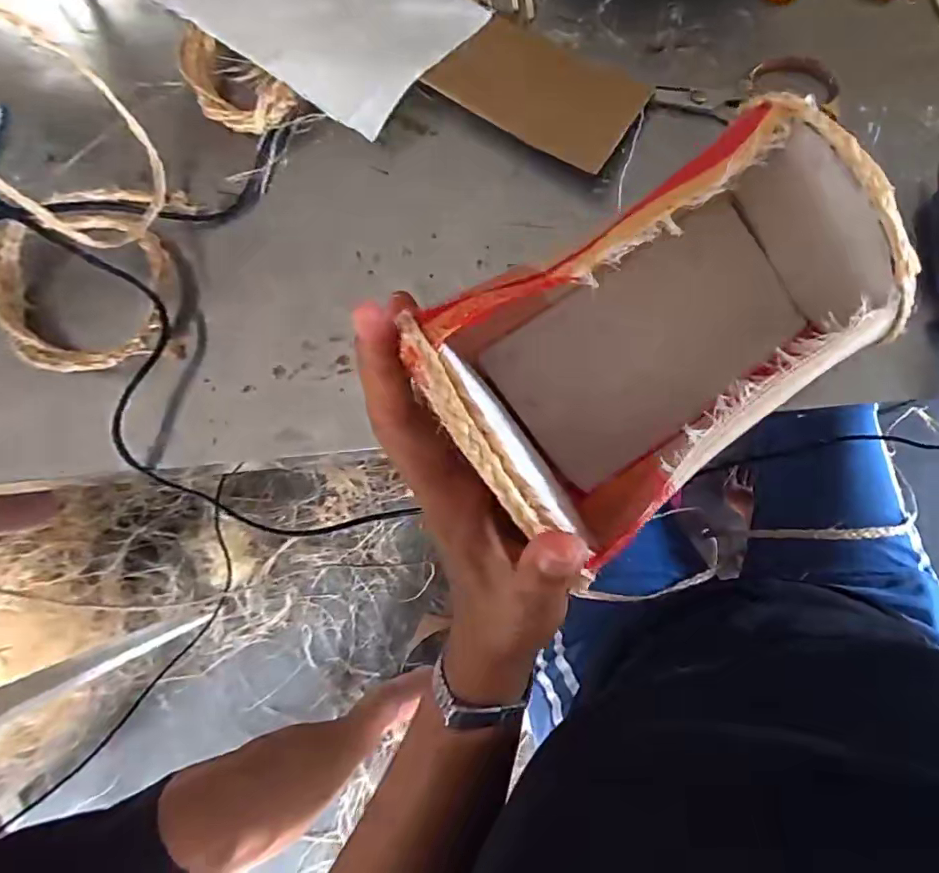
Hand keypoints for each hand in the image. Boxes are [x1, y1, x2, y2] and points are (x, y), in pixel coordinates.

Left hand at [353, 294, 588, 705]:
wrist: (496, 639)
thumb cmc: (508, 616)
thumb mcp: (529, 601)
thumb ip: (542, 575)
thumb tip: (564, 544)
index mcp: (445, 491)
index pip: (402, 425)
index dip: (385, 371)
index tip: (375, 316)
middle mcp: (446, 470)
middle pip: (409, 403)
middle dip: (399, 350)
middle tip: (405, 298)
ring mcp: (463, 471)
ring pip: (434, 406)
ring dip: (429, 359)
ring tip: (455, 311)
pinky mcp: (485, 473)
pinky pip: (466, 418)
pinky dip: (466, 382)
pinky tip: (498, 359)